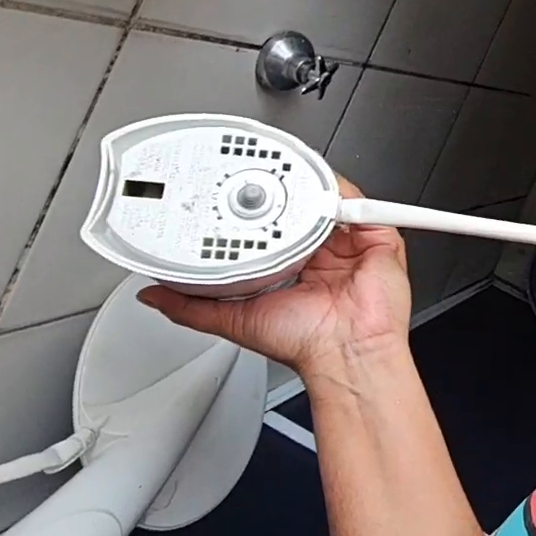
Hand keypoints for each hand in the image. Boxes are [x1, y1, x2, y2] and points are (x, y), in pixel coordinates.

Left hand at [139, 176, 411, 384]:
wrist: (346, 353)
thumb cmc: (305, 343)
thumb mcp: (235, 319)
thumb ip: (193, 306)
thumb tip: (155, 297)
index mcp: (299, 264)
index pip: (278, 225)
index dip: (259, 209)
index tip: (239, 197)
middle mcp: (327, 250)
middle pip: (306, 207)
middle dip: (286, 193)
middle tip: (264, 183)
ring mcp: (353, 242)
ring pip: (332, 200)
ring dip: (313, 188)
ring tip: (293, 182)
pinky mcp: (380, 239)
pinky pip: (364, 205)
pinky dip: (345, 194)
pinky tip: (326, 194)